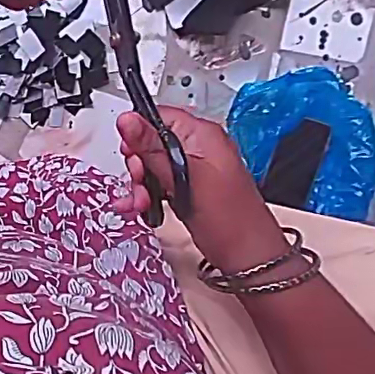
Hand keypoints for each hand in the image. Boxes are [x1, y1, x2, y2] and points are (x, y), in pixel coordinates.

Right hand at [115, 105, 291, 268]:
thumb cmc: (230, 219)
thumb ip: (152, 147)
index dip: (137, 133)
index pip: (158, 116)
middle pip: (149, 142)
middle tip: (140, 180)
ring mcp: (190, 169)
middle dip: (137, 164)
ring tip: (142, 201)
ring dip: (139, 184)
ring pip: (149, 165)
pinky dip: (146, 194)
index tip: (130, 152)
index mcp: (202, 135)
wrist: (246, 256)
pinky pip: (156, 183)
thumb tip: (128, 119)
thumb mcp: (183, 177)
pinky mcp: (184, 188)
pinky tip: (141, 206)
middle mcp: (196, 148)